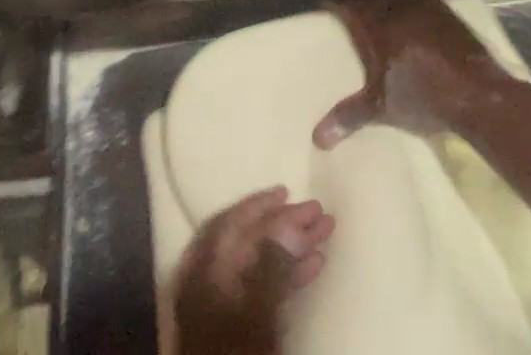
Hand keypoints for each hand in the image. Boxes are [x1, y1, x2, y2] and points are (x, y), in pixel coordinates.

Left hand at [174, 186, 335, 354]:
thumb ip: (272, 263)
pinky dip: (288, 274)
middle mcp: (208, 283)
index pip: (229, 224)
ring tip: (326, 233)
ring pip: (258, 263)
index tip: (288, 191)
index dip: (257, 205)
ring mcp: (222, 306)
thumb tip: (291, 220)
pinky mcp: (238, 327)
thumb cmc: (235, 352)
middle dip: (283, 223)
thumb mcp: (255, 311)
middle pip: (246, 241)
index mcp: (203, 273)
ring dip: (292, 246)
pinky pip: (263, 289)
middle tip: (318, 212)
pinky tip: (316, 266)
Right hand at [312, 0, 528, 149]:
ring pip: (399, 0)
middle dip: (362, 6)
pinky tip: (413, 25)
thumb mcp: (381, 108)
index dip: (338, 6)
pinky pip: (421, 5)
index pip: (350, 6)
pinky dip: (411, 12)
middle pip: (374, 0)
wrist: (480, 95)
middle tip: (352, 16)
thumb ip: (348, 117)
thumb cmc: (424, 98)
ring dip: (388, 6)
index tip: (327, 7)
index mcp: (379, 25)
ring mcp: (428, 9)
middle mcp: (401, 8)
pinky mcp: (449, 16)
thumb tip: (317, 139)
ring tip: (380, 18)